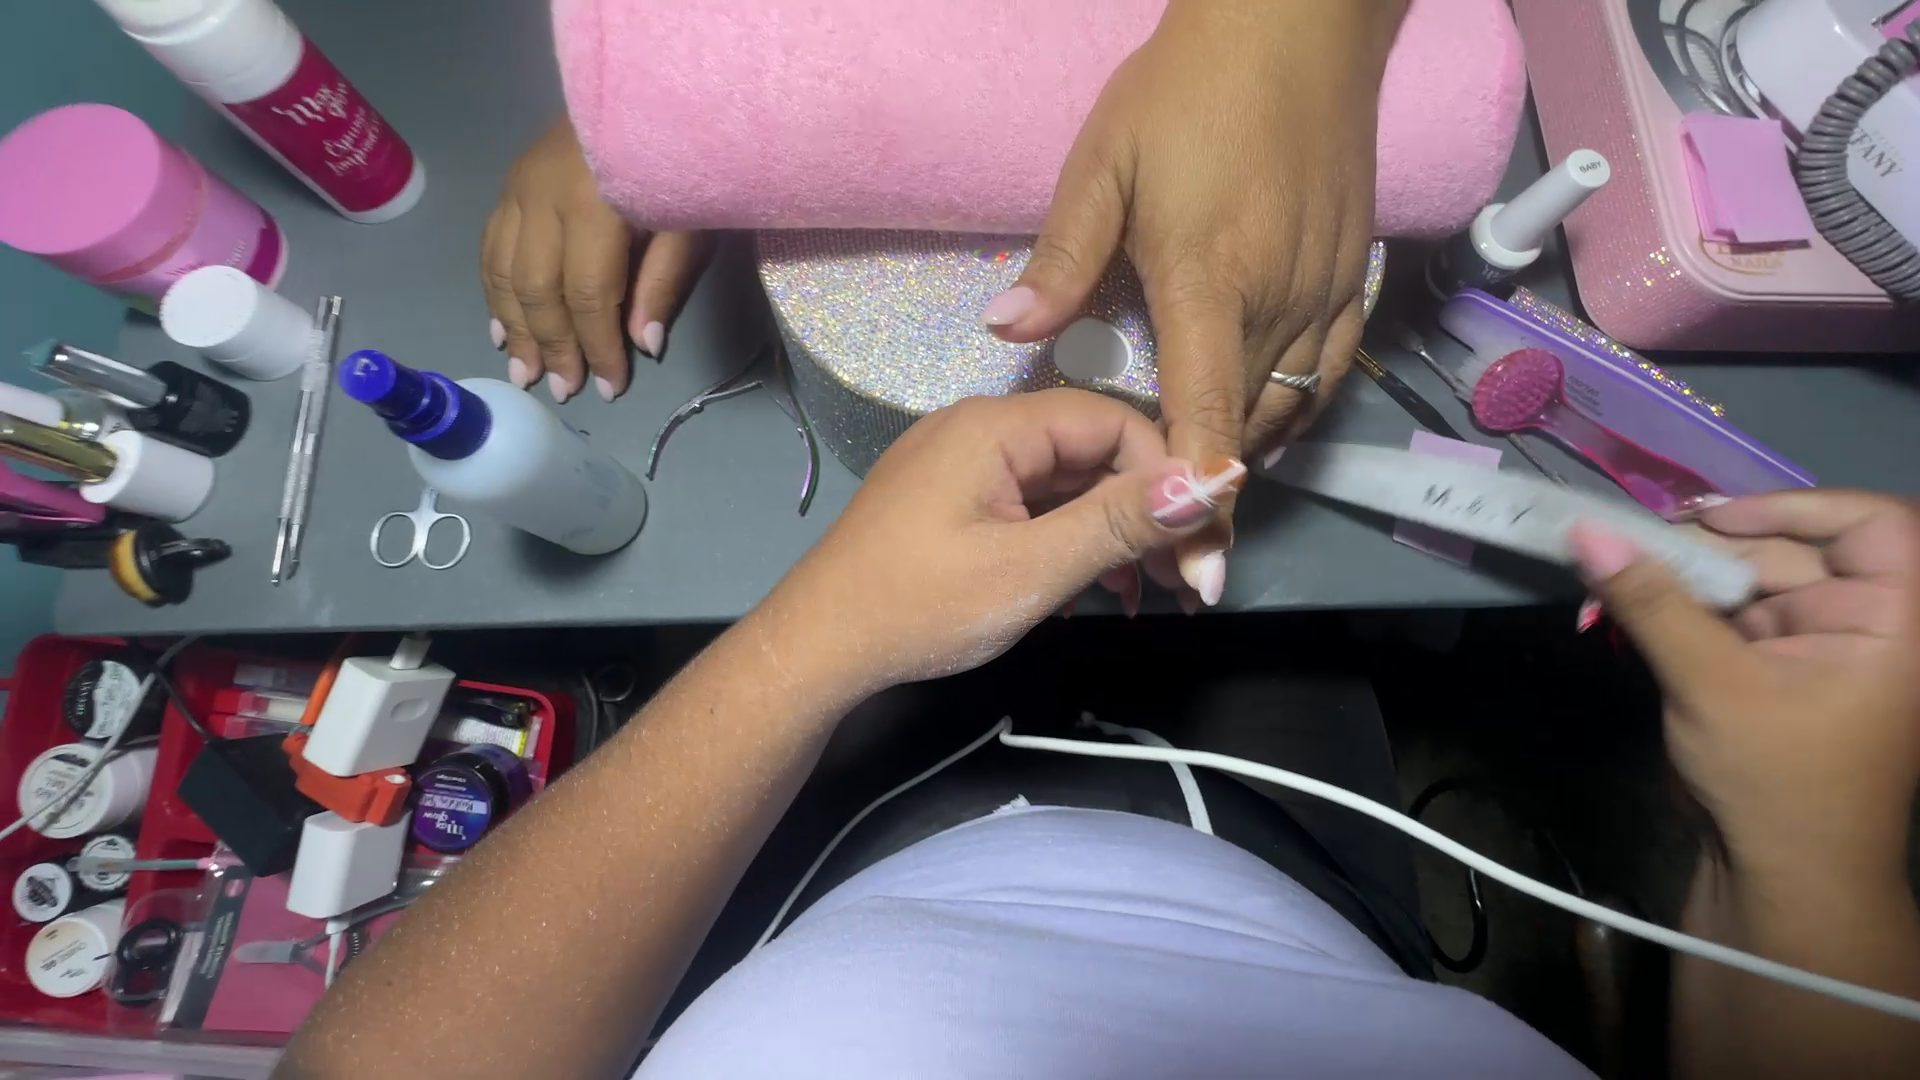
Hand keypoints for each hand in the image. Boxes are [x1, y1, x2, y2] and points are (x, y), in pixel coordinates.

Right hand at [480, 119, 713, 402]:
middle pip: (538, 289)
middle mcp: (540, 198)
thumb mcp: (689, 225)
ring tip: (524, 371)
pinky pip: (492, 246)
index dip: (597, 347)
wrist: (648, 92)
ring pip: (504, 270)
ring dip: (514, 327)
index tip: (606, 388)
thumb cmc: (681, 162)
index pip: (588, 297)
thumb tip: (644, 345)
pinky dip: (495, 290)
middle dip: (551, 346)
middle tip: (561, 391)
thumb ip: (662, 283)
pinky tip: (502, 326)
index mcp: (590, 208)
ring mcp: (517, 187)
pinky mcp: (510, 182)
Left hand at [756, 389, 1244, 696]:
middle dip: (1146, 513)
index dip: (1169, 477)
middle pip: (1092, 453)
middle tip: (1186, 583)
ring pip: (1065, 484)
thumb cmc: (920, 607)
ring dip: (1111, 534)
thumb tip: (1216, 476)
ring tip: (1146, 594)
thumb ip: (1119, 521)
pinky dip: (1068, 541)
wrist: (820, 649)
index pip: (1114, 421)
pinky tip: (1091, 589)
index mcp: (996, 425)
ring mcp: (965, 466)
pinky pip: (1031, 505)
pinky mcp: (956, 501)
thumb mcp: (1029, 569)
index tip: (1202, 545)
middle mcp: (981, 429)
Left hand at [984, 0, 1404, 603]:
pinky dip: (1288, 415)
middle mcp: (1277, 303)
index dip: (1198, 494)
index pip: (1203, 412)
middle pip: (1243, 426)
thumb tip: (1007, 328)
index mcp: (1208, 284)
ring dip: (1243, 459)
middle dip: (1213, 494)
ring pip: (1283, 409)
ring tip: (1206, 506)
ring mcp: (1323, 292)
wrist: (1300, 18)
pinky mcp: (1350, 278)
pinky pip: (1325, 375)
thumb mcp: (1104, 167)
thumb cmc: (1185, 94)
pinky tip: (1255, 434)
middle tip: (1182, 551)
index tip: (1197, 564)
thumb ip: (1062, 261)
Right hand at [1574, 491, 1919, 879]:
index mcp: (1891, 620)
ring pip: (1730, 580)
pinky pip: (1707, 612)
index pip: (1869, 526)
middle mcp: (1854, 619)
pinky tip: (1614, 611)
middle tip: (1617, 559)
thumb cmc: (1777, 775)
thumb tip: (1587, 533)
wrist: (1773, 864)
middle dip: (1694, 552)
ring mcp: (1802, 640)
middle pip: (1777, 551)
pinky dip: (1661, 608)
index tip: (1702, 520)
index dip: (1790, 507)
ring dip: (1665, 582)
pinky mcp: (1754, 660)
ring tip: (1603, 589)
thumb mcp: (1711, 682)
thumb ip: (1650, 603)